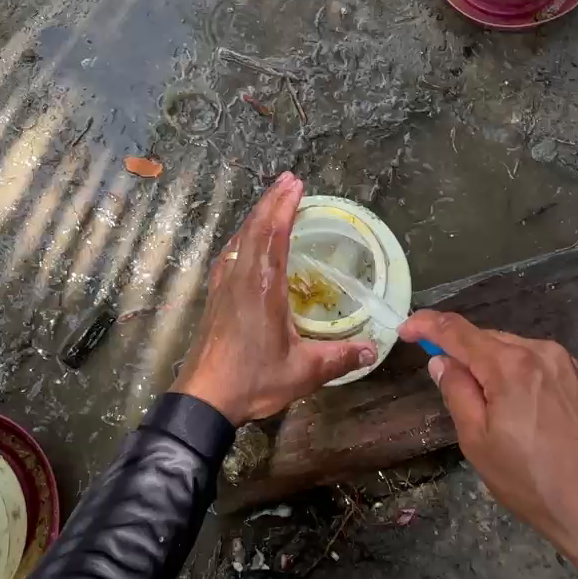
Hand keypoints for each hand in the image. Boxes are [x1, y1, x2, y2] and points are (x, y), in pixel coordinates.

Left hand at [172, 173, 376, 425]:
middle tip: (289, 180)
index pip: (274, 233)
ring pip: (240, 238)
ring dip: (257, 216)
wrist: (203, 398)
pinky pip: (231, 253)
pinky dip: (243, 236)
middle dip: (272, 200)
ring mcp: (223, 284)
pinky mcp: (215, 296)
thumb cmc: (252, 381)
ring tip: (272, 201)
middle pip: (255, 227)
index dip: (285, 206)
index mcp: (263, 286)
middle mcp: (241, 276)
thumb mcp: (303, 372)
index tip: (297, 185)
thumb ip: (339, 358)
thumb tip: (373, 349)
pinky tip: (246, 240)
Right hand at [399, 311, 577, 578]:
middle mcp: (539, 352)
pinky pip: (534, 363)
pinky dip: (513, 373)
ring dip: (487, 364)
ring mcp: (565, 364)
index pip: (455, 329)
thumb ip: (456, 392)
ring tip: (483, 404)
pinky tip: (514, 406)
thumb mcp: (479, 444)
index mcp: (510, 365)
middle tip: (442, 378)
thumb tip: (441, 362)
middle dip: (459, 351)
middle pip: (484, 338)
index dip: (425, 324)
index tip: (404, 330)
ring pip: (510, 349)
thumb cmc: (537, 485)